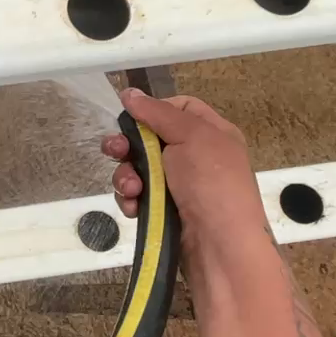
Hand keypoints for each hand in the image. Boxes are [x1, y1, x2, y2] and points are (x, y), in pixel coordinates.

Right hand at [100, 89, 268, 247]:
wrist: (219, 244)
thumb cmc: (212, 184)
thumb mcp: (191, 137)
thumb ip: (158, 113)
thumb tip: (129, 93)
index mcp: (211, 133)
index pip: (178, 108)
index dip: (153, 111)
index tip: (134, 120)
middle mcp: (194, 155)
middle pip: (147, 138)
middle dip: (127, 147)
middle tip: (116, 152)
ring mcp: (178, 183)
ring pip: (135, 167)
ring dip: (126, 176)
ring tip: (133, 189)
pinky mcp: (162, 206)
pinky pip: (136, 194)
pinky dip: (131, 198)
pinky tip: (135, 206)